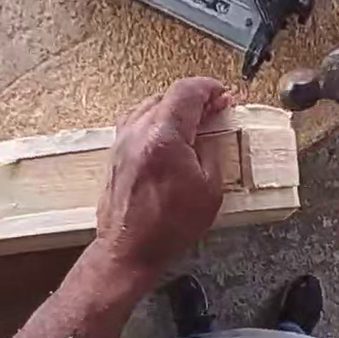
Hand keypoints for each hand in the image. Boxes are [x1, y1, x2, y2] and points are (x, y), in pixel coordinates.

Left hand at [93, 77, 231, 285]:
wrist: (130, 249)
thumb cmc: (167, 227)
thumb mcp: (210, 190)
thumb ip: (213, 153)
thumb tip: (213, 134)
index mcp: (164, 136)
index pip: (187, 91)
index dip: (210, 88)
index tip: (223, 96)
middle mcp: (138, 133)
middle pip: (167, 95)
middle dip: (194, 99)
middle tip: (214, 111)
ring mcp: (122, 143)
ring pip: (149, 107)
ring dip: (173, 110)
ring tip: (193, 125)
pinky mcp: (115, 156)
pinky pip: (136, 124)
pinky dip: (155, 123)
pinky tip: (169, 139)